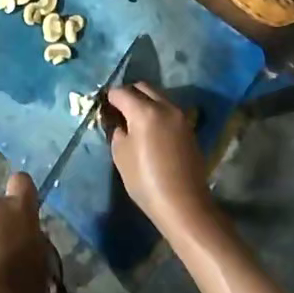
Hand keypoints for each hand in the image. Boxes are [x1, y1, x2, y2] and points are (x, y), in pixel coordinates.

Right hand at [105, 83, 213, 229]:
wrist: (184, 204)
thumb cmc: (146, 181)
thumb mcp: (121, 156)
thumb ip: (117, 132)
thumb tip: (121, 124)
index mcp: (144, 111)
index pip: (121, 92)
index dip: (110, 97)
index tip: (104, 106)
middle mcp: (164, 106)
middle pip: (143, 87)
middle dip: (129, 93)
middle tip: (119, 109)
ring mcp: (180, 117)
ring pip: (159, 97)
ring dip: (146, 102)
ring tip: (136, 120)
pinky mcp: (189, 129)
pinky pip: (169, 111)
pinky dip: (158, 113)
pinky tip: (152, 131)